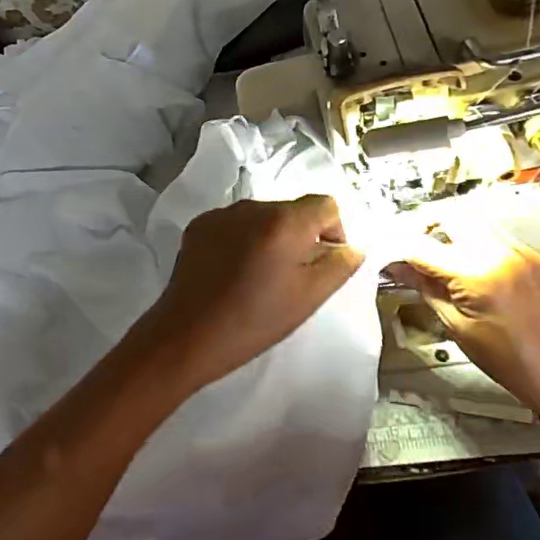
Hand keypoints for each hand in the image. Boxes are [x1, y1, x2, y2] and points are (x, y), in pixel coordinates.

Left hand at [133, 196, 364, 389]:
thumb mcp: (310, 296)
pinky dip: (242, 240)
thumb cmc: (255, 320)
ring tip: (260, 277)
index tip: (324, 261)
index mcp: (284, 221)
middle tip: (292, 276)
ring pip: (262, 217)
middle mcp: (252, 206)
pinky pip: (234, 225)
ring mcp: (221, 214)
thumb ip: (340, 264)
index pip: (326, 204)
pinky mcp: (198, 226)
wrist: (188, 335)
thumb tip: (351, 247)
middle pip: (292, 210)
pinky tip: (233, 273)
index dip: (334, 230)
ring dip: (271, 238)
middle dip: (301, 236)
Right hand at [386, 228, 539, 415]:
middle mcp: (502, 252)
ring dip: (457, 233)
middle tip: (416, 245)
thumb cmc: (506, 359)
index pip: (424, 246)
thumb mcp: (456, 326)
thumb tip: (398, 267)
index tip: (388, 253)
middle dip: (429, 224)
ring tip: (447, 258)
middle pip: (454, 215)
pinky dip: (485, 248)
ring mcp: (526, 252)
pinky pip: (504, 240)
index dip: (400, 247)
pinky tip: (483, 273)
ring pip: (480, 223)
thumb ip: (426, 288)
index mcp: (477, 273)